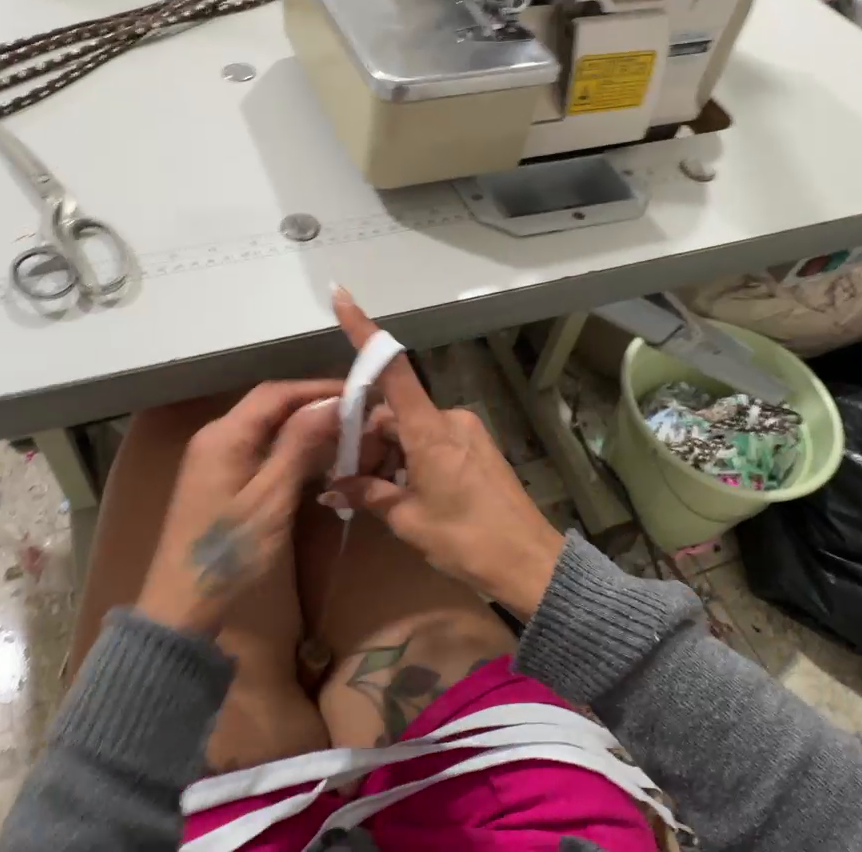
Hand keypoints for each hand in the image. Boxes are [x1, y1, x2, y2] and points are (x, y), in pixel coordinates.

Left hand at [135, 381, 342, 634]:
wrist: (181, 601)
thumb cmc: (230, 550)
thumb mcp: (271, 497)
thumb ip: (299, 446)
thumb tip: (331, 403)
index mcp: (225, 434)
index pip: (277, 393)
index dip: (318, 388)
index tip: (357, 393)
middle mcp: (215, 435)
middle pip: (269, 405)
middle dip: (312, 404)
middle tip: (355, 414)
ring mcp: (213, 457)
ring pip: (264, 426)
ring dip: (302, 425)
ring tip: (343, 433)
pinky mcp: (217, 477)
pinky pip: (257, 446)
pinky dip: (287, 445)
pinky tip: (313, 459)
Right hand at [327, 288, 566, 618]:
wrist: (530, 564)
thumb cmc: (467, 540)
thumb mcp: (408, 521)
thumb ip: (368, 495)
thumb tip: (331, 488)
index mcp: (430, 430)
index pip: (392, 368)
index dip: (364, 331)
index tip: (342, 296)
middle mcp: (449, 420)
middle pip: (393, 413)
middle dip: (366, 440)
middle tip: (346, 481)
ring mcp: (466, 432)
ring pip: (411, 430)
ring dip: (387, 455)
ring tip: (373, 496)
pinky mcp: (476, 448)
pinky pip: (431, 441)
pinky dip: (409, 460)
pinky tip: (400, 492)